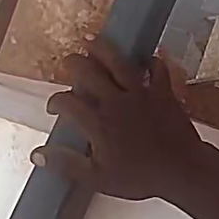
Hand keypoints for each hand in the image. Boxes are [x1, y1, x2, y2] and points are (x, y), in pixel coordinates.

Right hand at [32, 40, 212, 200]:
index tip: (55, 106)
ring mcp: (142, 94)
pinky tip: (143, 58)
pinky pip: (156, 68)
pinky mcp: (163, 92)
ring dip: (103, 48)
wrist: (182, 169)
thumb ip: (67, 164)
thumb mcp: (98, 178)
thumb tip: (37, 155)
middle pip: (88, 73)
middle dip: (73, 64)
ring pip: (119, 62)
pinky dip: (149, 60)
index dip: (56, 101)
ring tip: (92, 40)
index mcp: (98, 123)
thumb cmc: (141, 177)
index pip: (68, 103)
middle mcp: (117, 103)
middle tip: (68, 62)